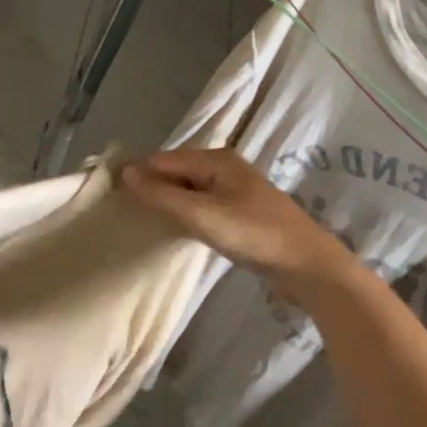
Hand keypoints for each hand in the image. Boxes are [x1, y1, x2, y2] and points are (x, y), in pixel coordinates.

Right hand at [122, 148, 356, 294]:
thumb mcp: (200, 214)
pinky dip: (186, 210)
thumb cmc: (254, 234)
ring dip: (169, 201)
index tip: (115, 197)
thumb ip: (160, 194)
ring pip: (187, 187)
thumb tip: (125, 173)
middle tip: (129, 211)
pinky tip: (179, 226)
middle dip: (152, 187)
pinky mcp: (241, 209)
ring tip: (149, 220)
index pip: (161, 159)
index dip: (138, 175)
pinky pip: (201, 201)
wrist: (311, 267)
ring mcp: (235, 187)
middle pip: (174, 170)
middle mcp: (224, 165)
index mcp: (215, 158)